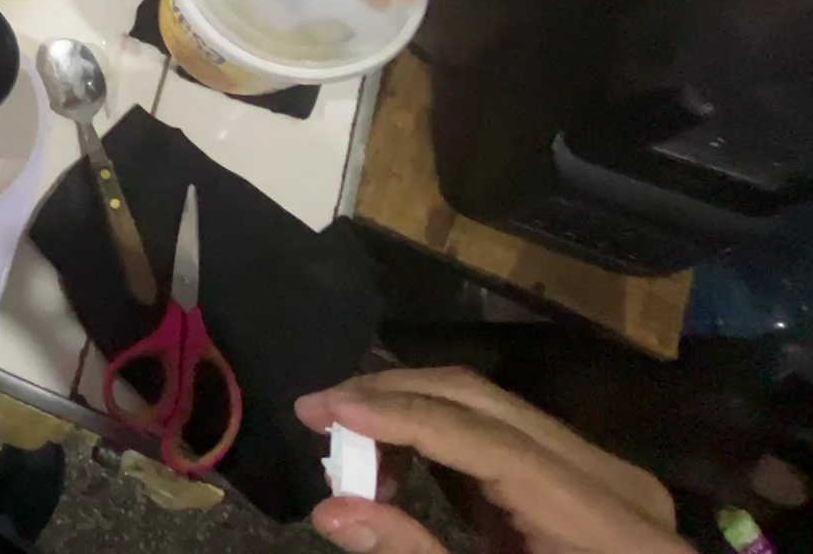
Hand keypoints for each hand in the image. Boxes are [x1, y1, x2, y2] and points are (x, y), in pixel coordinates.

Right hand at [296, 367, 688, 553]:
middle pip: (477, 400)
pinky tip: (390, 461)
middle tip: (316, 412)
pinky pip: (485, 421)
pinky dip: (425, 428)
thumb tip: (326, 510)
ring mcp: (598, 468)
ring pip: (475, 399)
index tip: (323, 409)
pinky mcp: (574, 469)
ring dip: (398, 409)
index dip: (402, 419)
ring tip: (349, 451)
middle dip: (386, 397)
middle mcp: (614, 481)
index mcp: (614, 533)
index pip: (491, 443)